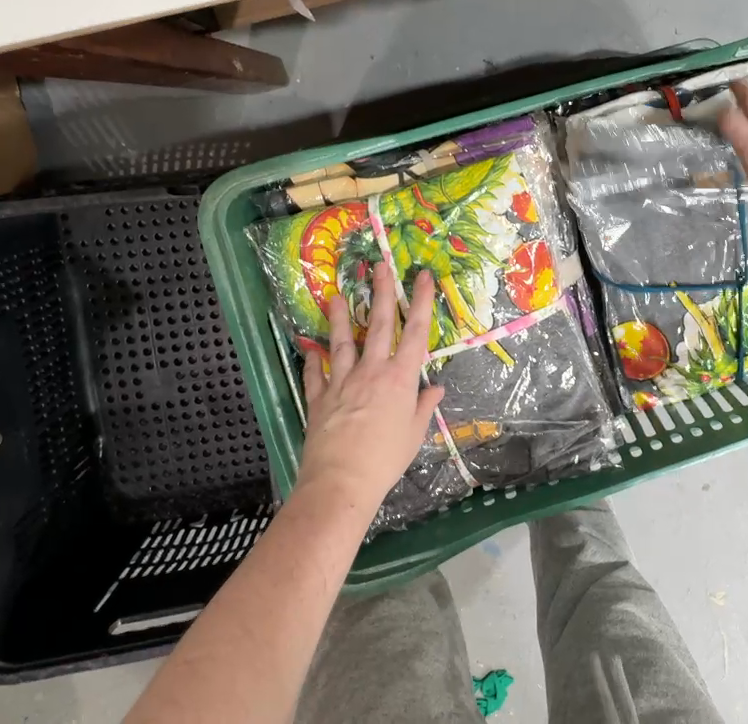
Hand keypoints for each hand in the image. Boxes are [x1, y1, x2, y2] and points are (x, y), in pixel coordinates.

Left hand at [297, 262, 446, 511]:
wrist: (341, 482)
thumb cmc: (386, 460)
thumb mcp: (415, 435)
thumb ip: (424, 407)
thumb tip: (436, 389)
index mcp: (401, 379)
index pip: (416, 332)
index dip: (421, 302)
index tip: (422, 276)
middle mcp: (372, 371)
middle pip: (379, 324)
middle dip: (381, 292)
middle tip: (379, 265)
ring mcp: (342, 382)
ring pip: (343, 342)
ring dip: (341, 318)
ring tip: (336, 296)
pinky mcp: (319, 398)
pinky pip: (316, 374)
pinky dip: (314, 361)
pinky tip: (311, 350)